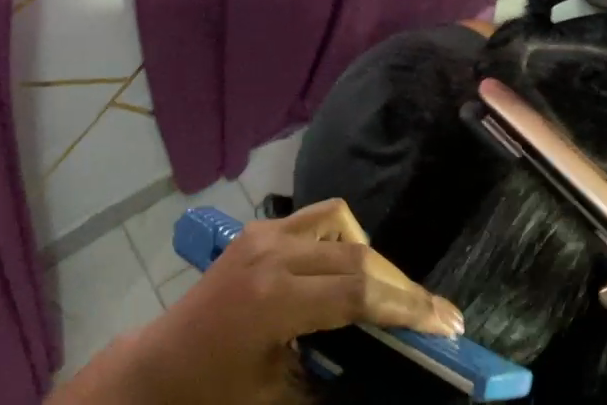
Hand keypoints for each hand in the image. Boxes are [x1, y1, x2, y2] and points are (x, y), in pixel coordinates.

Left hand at [56, 199, 461, 404]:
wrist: (158, 365)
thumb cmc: (216, 391)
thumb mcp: (280, 397)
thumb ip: (337, 377)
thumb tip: (392, 367)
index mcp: (274, 301)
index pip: (360, 293)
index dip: (409, 307)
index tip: (448, 323)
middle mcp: (271, 255)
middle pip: (360, 255)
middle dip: (404, 286)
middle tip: (437, 314)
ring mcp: (263, 235)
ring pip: (341, 223)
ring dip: (373, 256)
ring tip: (389, 296)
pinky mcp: (258, 229)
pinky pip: (317, 219)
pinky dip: (343, 240)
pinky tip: (347, 272)